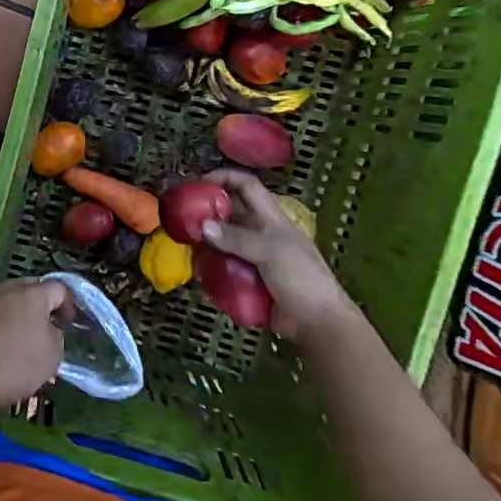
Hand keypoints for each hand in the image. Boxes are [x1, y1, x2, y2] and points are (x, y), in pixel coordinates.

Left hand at [0, 279, 70, 415]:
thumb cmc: (13, 366)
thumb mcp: (52, 355)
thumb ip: (56, 334)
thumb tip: (47, 328)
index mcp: (32, 294)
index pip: (58, 288)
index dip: (69, 304)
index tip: (69, 323)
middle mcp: (6, 289)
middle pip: (31, 288)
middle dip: (43, 304)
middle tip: (48, 326)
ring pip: (9, 299)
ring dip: (20, 313)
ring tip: (23, 338)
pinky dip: (0, 324)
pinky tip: (0, 346)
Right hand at [200, 169, 358, 344]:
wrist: (318, 322)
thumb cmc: (301, 278)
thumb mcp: (270, 252)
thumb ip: (237, 238)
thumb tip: (203, 226)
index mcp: (271, 218)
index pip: (247, 186)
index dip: (225, 178)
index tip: (199, 185)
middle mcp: (260, 233)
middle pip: (230, 215)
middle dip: (207, 215)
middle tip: (183, 222)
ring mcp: (254, 258)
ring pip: (223, 244)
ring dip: (206, 246)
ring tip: (188, 251)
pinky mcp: (249, 280)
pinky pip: (224, 269)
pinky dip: (211, 270)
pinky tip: (199, 275)